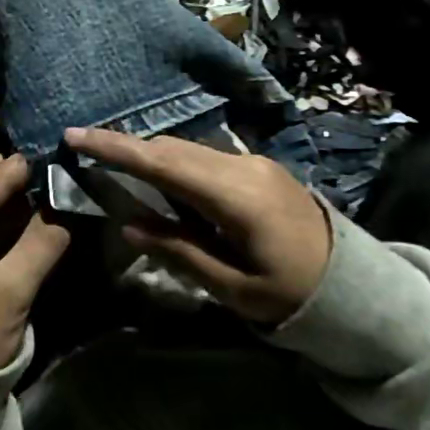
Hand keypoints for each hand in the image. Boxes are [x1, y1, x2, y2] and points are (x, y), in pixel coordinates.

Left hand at [0, 150, 71, 371]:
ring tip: (57, 191)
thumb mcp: (12, 288)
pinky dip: (9, 211)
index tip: (68, 158)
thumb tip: (70, 197)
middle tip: (59, 179)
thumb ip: (43, 238)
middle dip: (19, 173)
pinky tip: (40, 214)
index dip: (30, 166)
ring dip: (16, 191)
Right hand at [63, 127, 331, 324]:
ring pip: (188, 149)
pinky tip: (161, 181)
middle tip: (85, 151)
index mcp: (236, 196)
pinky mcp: (259, 168)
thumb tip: (130, 224)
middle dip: (127, 147)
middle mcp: (243, 167)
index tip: (76, 135)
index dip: (116, 148)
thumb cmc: (292, 294)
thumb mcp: (234, 287)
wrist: (353, 283)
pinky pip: (206, 157)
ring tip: (116, 166)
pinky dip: (175, 163)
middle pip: (172, 149)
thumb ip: (180, 252)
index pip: (163, 163)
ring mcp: (254, 163)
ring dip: (151, 154)